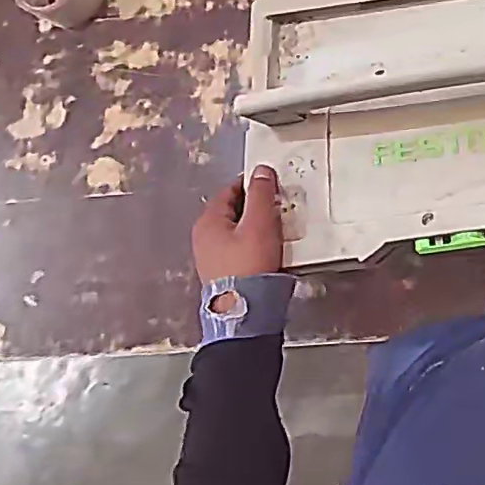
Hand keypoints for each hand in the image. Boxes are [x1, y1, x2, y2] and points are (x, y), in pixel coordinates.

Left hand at [193, 165, 283, 280]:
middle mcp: (205, 238)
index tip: (272, 185)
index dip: (253, 184)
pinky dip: (255, 245)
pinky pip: (241, 249)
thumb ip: (261, 194)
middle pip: (234, 211)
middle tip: (279, 207)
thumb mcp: (260, 223)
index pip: (231, 190)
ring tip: (278, 229)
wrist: (246, 313)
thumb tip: (261, 171)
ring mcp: (212, 258)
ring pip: (238, 231)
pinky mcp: (224, 274)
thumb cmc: (250, 265)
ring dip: (258, 227)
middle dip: (257, 207)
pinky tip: (271, 250)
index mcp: (208, 222)